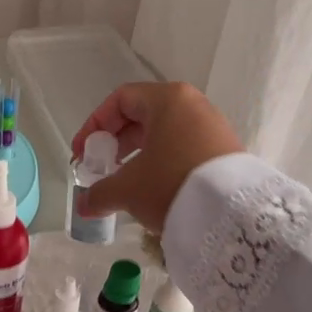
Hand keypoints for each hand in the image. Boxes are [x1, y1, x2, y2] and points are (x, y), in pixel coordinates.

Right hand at [70, 82, 244, 233]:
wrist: (230, 211)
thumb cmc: (171, 183)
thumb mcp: (128, 189)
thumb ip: (99, 193)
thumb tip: (85, 206)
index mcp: (167, 99)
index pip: (120, 100)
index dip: (94, 125)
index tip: (82, 153)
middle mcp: (192, 105)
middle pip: (142, 116)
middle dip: (115, 144)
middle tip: (101, 169)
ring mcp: (211, 128)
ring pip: (163, 135)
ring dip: (137, 157)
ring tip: (124, 184)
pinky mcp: (222, 152)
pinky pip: (182, 150)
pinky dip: (160, 165)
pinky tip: (152, 191)